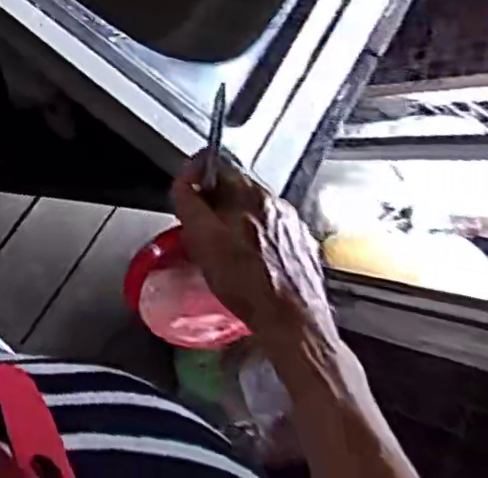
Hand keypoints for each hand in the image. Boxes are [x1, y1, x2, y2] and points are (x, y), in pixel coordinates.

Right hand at [170, 153, 333, 341]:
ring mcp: (295, 228)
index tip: (185, 191)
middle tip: (198, 223)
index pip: (215, 162)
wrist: (293, 325)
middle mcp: (278, 206)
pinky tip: (245, 261)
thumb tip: (184, 183)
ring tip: (221, 246)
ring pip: (252, 209)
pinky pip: (269, 231)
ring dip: (233, 219)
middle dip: (212, 200)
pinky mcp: (303, 250)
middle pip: (234, 186)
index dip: (193, 173)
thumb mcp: (199, 235)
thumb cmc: (245, 282)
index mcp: (252, 194)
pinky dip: (253, 238)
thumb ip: (187, 200)